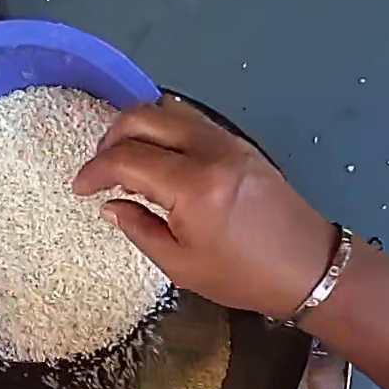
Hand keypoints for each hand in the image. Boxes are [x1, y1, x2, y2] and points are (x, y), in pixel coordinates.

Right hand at [74, 96, 333, 316]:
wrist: (308, 267)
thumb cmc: (241, 276)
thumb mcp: (180, 265)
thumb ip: (139, 229)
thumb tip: (110, 206)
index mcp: (193, 186)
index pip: (127, 159)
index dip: (95, 171)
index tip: (79, 189)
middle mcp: (210, 151)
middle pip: (145, 117)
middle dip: (110, 138)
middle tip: (98, 169)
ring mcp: (228, 141)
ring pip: (169, 111)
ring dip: (137, 129)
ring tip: (123, 161)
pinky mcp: (240, 144)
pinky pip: (191, 121)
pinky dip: (163, 130)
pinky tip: (156, 158)